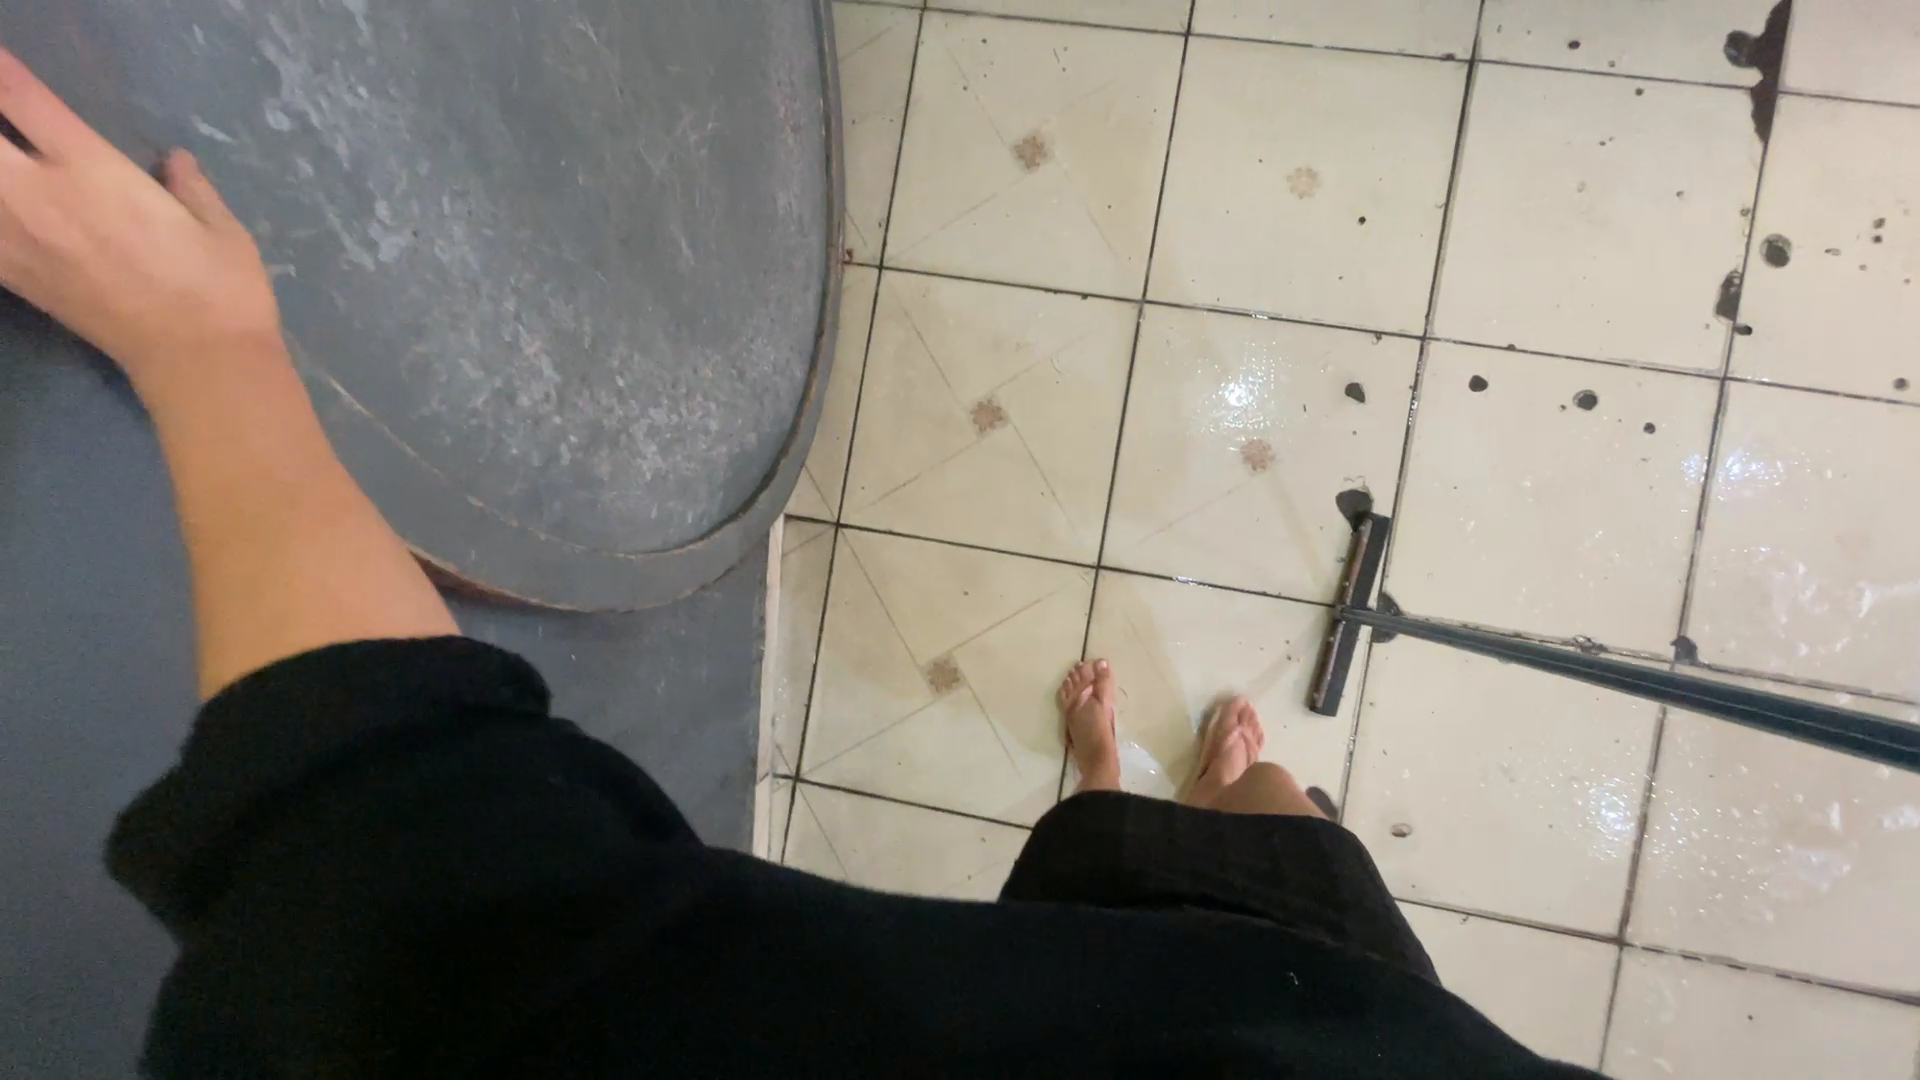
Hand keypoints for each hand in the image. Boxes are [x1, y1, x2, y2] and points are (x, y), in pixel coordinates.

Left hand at [0, 46, 283, 388]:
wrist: (201, 358)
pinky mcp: (5, 268)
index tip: (1, 63)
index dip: (0, 68)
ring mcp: (10, 232)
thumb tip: (176, 161)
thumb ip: (194, 191)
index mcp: (99, 174)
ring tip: (7, 170)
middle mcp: (38, 191)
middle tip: (4, 133)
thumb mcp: (228, 236)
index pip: (19, 95)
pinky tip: (7, 217)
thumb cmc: (228, 292)